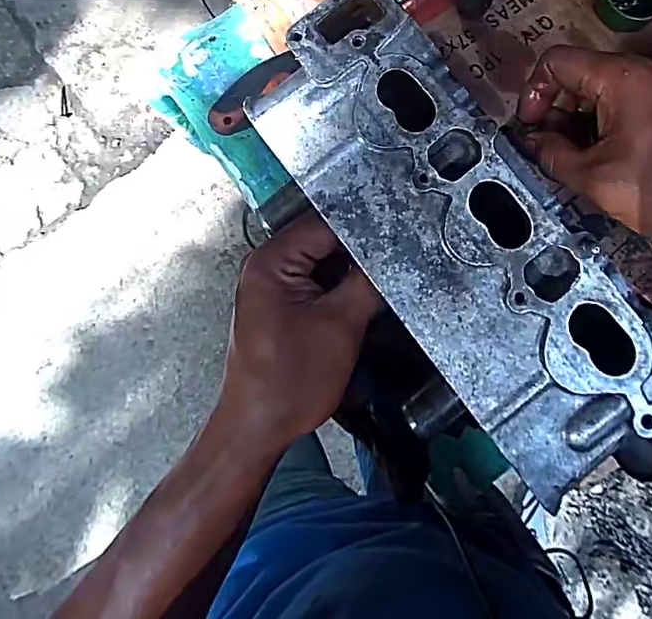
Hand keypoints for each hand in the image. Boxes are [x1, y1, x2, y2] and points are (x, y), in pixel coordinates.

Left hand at [215, 214, 382, 449]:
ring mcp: (270, 282)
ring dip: (348, 268)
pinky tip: (357, 295)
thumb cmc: (289, 382)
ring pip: (321, 258)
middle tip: (391, 256)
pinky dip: (336, 284)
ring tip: (376, 278)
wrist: (258, 429)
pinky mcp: (278, 301)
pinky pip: (314, 278)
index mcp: (270, 261)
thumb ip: (367, 280)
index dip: (362, 228)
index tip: (393, 233)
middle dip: (356, 248)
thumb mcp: (341, 324)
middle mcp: (264, 264)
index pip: (324, 223)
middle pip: (322, 238)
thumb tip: (387, 255)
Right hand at [516, 46, 651, 251]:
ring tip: (581, 167)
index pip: (555, 61)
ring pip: (603, 95)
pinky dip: (608, 130)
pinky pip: (628, 108)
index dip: (531, 94)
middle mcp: (643, 72)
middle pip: (578, 76)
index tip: (530, 132)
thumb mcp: (601, 181)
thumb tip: (533, 141)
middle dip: (555, 112)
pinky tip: (612, 166)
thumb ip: (555, 156)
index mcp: (621, 76)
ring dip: (581, 125)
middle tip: (553, 155)